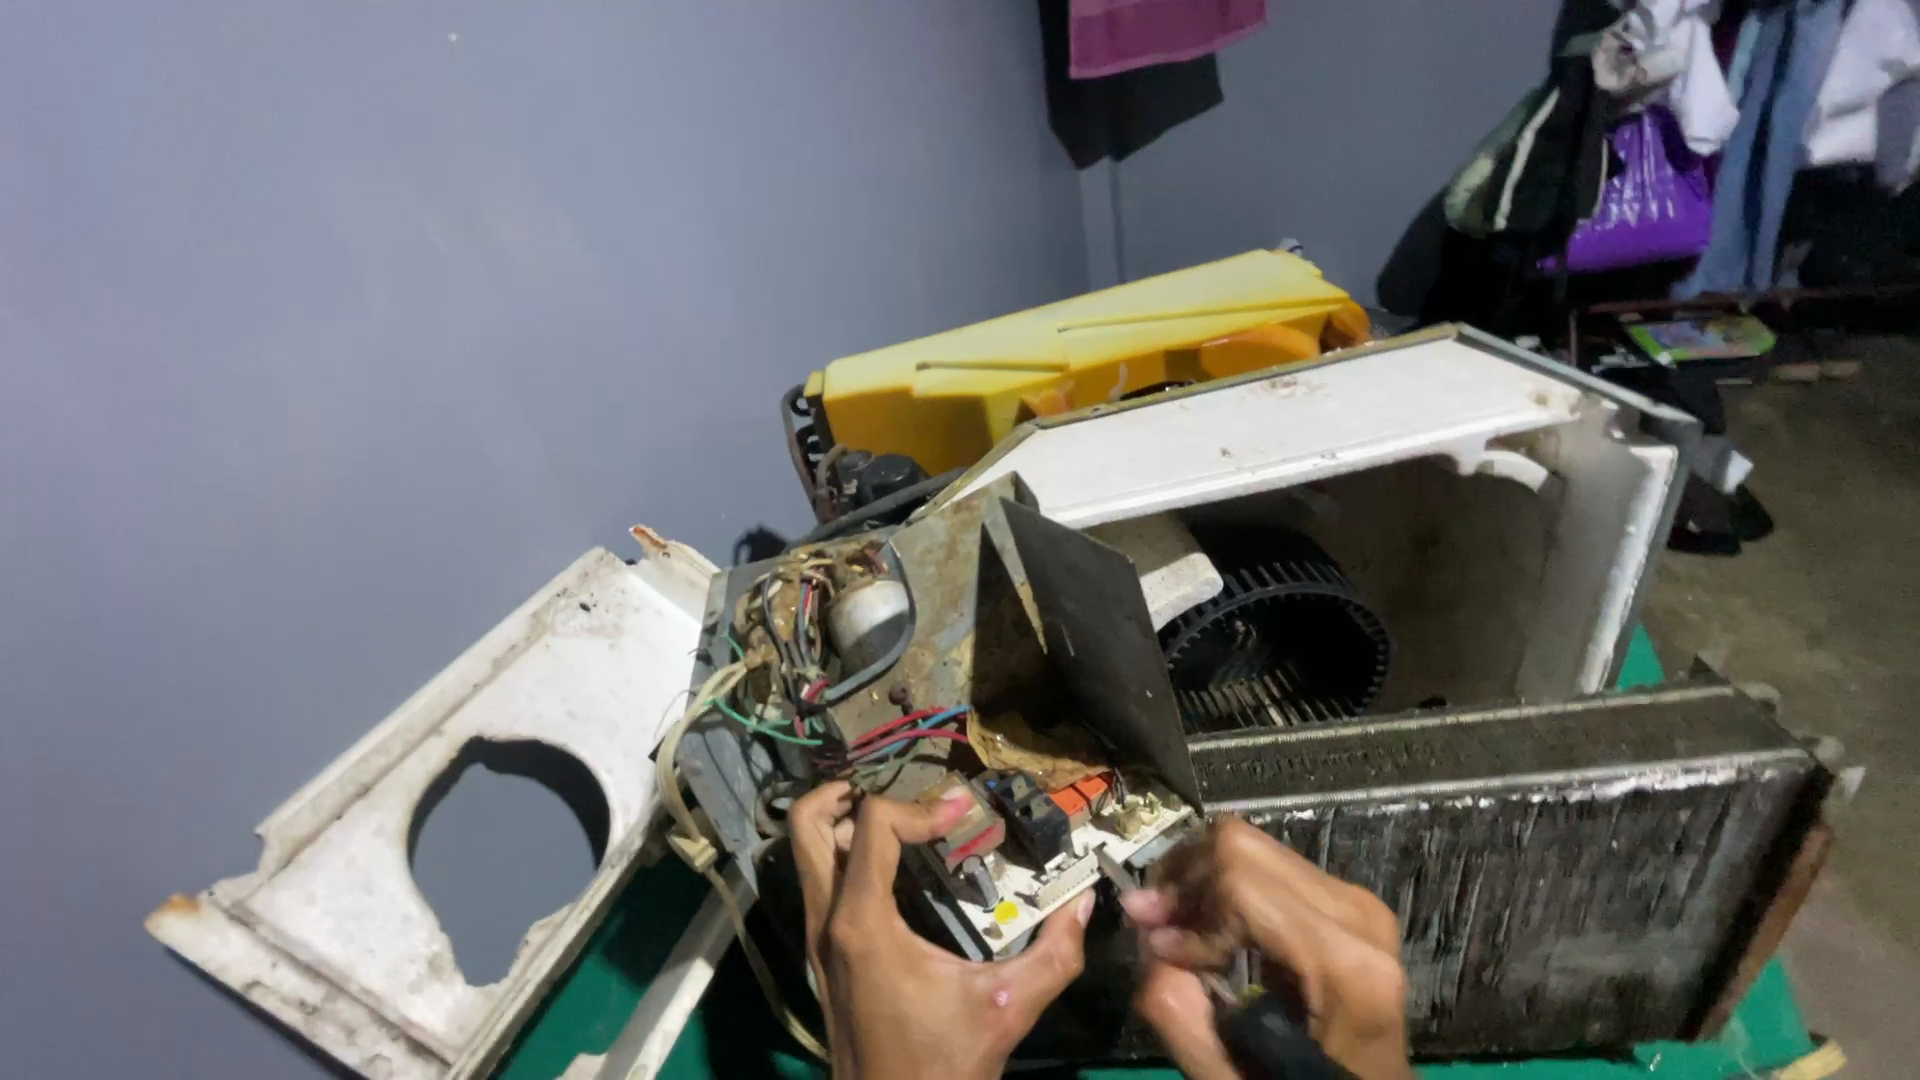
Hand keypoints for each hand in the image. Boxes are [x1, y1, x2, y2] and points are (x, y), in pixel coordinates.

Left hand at [788, 781, 1093, 1079]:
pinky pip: (818, 881)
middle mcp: (828, 920)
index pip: (874, 825)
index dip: (919, 805)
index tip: (961, 810)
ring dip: (841, 821)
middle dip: (844, 793)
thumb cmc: (943, 1067)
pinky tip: (890, 866)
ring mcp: (817, 937)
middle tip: (897, 793)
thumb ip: (1055, 954)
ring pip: (804, 851)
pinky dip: (843, 854)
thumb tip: (1087, 903)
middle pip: (807, 825)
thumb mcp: (1008, 1007)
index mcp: (864, 923)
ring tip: (895, 821)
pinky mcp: (822, 953)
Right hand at [1123, 818, 1412, 1079]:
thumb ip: (1178, 1011)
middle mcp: (1358, 916)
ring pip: (1248, 843)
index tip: (1155, 946)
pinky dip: (1222, 879)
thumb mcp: (1230, 1076)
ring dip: (1198, 875)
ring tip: (1174, 917)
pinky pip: (1265, 857)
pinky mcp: (1345, 895)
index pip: (1242, 884)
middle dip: (1183, 879)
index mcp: (1347, 965)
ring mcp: (1355, 899)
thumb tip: (1146, 934)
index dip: (1187, 907)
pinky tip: (1207, 916)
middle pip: (1240, 848)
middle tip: (1151, 918)